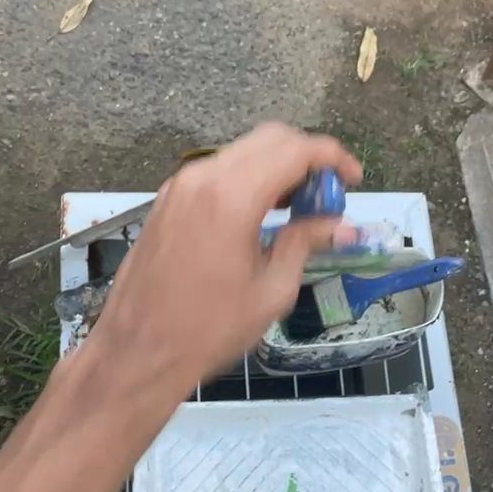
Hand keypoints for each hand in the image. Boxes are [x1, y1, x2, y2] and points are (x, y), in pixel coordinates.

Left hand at [88, 123, 363, 390]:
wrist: (137, 351)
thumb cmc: (210, 330)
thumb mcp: (271, 291)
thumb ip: (305, 245)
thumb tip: (340, 226)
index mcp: (232, 196)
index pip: (295, 150)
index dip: (333, 158)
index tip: (354, 180)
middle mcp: (203, 177)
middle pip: (269, 139)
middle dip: (308, 158)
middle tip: (328, 196)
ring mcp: (179, 187)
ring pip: (242, 153)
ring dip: (278, 169)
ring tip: (301, 209)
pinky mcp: (167, 202)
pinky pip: (218, 173)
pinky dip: (249, 181)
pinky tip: (263, 216)